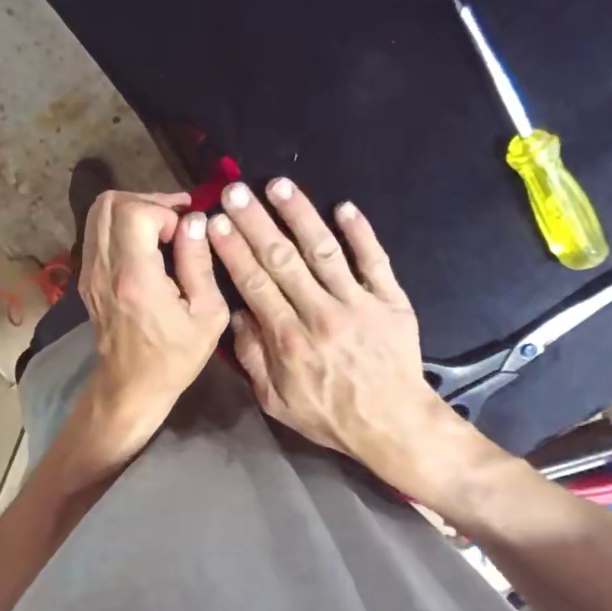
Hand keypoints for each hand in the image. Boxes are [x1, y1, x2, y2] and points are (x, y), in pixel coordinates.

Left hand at [74, 189, 229, 450]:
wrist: (130, 385)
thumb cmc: (175, 356)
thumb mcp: (208, 314)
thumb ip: (200, 262)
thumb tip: (195, 220)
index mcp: (134, 277)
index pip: (135, 212)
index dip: (164, 210)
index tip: (185, 231)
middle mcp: (103, 268)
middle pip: (110, 202)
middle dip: (148, 200)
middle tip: (176, 219)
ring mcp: (89, 271)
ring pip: (98, 211)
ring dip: (133, 208)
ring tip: (162, 226)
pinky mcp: (86, 275)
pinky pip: (97, 230)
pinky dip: (121, 223)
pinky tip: (146, 242)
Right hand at [206, 179, 500, 489]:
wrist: (394, 426)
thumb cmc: (329, 415)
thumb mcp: (275, 401)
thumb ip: (252, 357)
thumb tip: (238, 314)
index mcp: (289, 339)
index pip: (255, 283)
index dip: (233, 250)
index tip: (216, 221)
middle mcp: (321, 313)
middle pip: (282, 259)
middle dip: (255, 222)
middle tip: (235, 191)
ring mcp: (359, 303)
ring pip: (324, 250)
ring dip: (300, 215)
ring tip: (279, 185)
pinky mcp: (391, 300)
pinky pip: (374, 260)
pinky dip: (361, 232)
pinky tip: (344, 206)